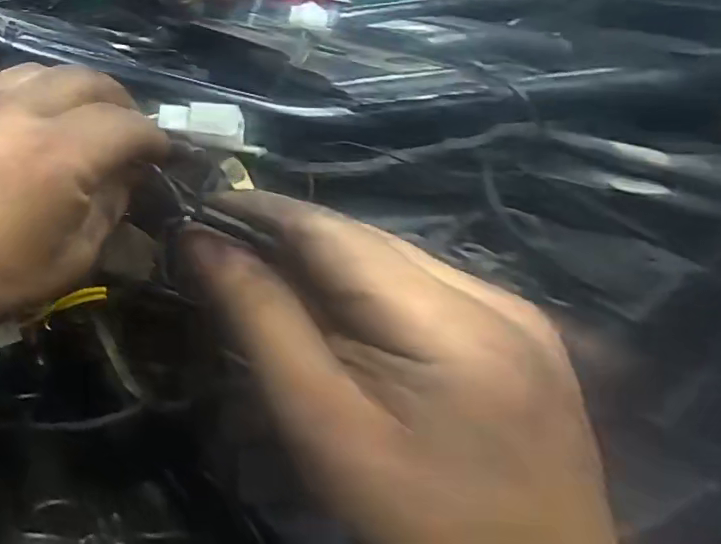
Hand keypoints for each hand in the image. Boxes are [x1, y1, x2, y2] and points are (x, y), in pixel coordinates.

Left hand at [0, 64, 168, 340]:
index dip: (153, 136)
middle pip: (92, 81)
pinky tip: (36, 111)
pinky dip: (37, 87)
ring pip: (52, 70)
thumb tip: (129, 170)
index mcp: (60, 152)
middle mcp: (26, 109)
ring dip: (79, 91)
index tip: (162, 151)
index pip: (126, 124)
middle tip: (128, 131)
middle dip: (121, 103)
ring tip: (84, 117)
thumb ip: (111, 202)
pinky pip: (11, 76)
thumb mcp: (74, 255)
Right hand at [186, 192, 615, 543]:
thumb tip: (201, 241)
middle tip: (222, 244)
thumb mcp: (320, 425)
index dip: (259, 209)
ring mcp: (513, 309)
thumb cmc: (413, 523)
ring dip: (322, 256)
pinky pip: (417, 280)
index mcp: (450, 322)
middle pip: (361, 237)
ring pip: (387, 252)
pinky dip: (363, 282)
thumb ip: (260, 319)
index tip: (201, 208)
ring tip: (266, 271)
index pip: (331, 230)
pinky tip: (335, 308)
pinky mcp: (519, 328)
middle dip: (286, 234)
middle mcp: (492, 294)